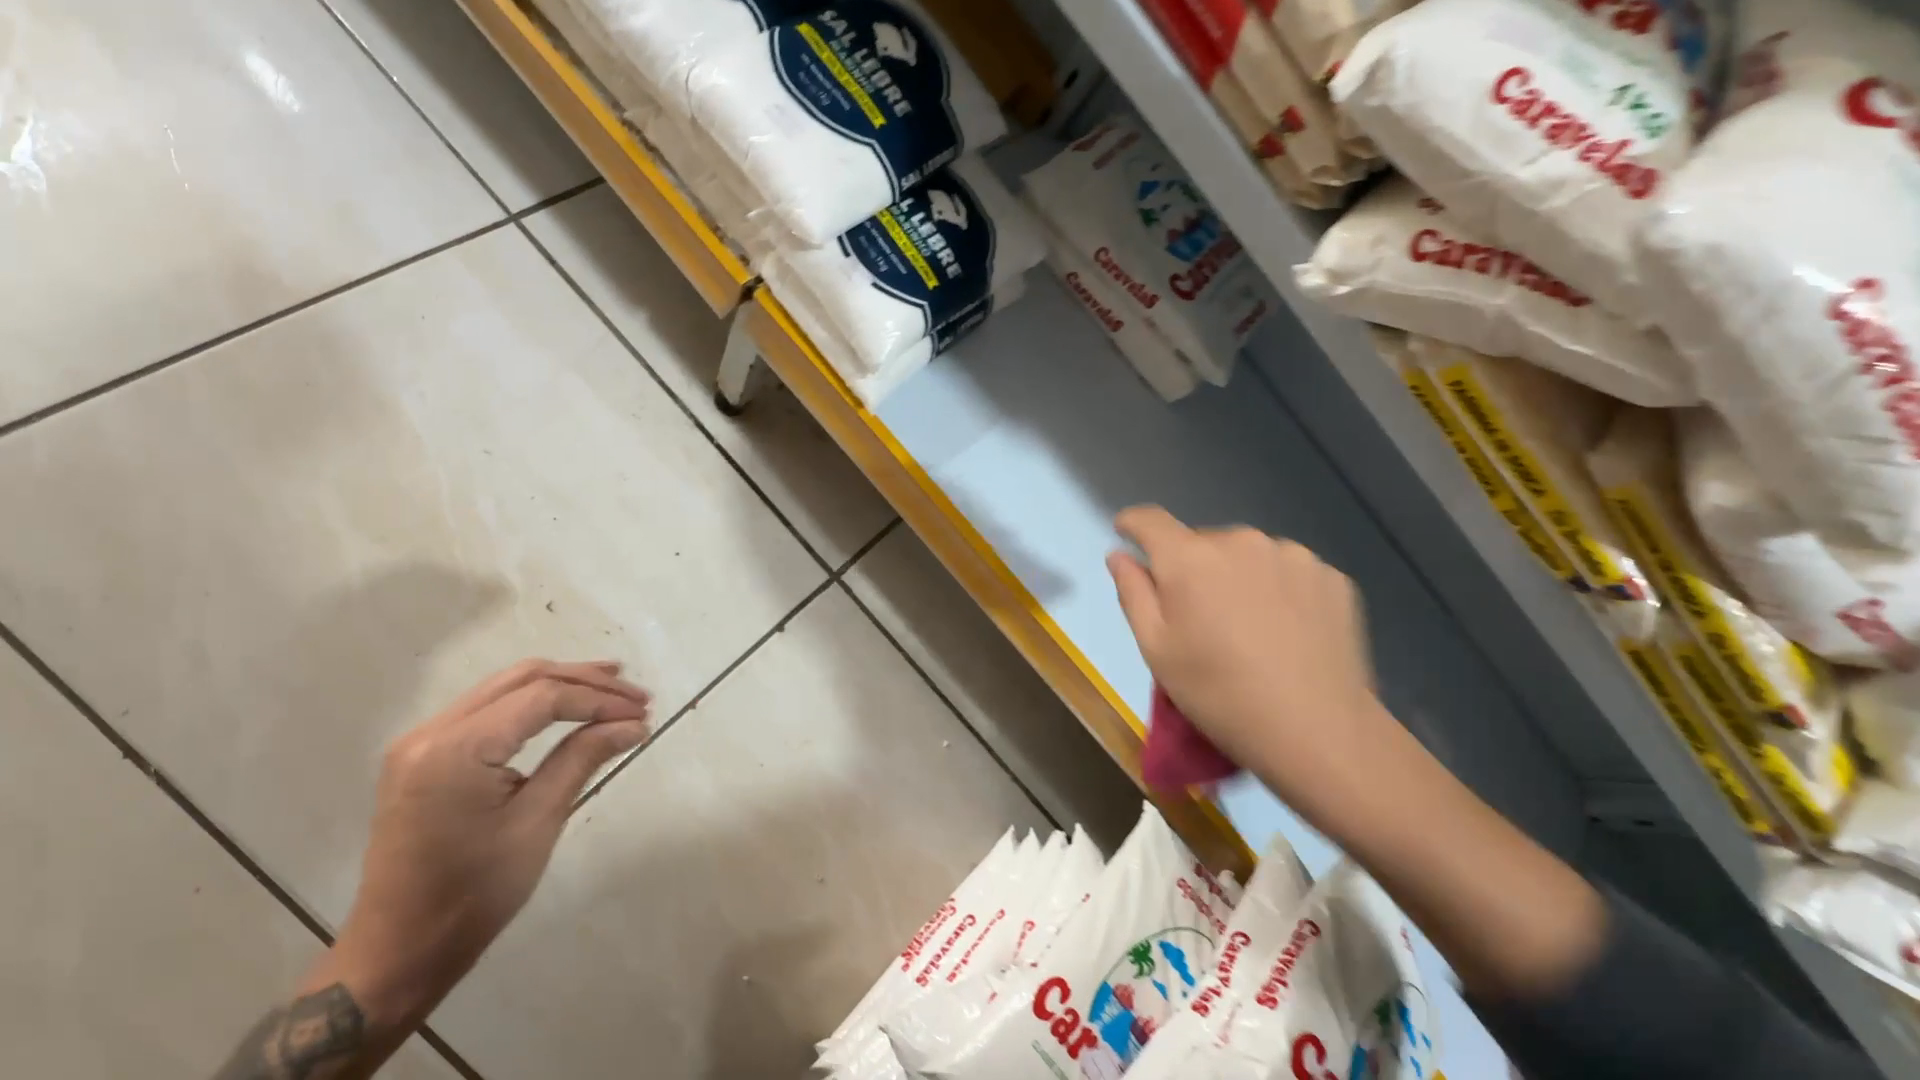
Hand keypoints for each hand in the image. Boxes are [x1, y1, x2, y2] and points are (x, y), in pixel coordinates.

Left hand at [317, 660, 652, 1023]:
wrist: (400, 947)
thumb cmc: (475, 894)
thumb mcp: (538, 823)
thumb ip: (583, 759)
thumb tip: (634, 724)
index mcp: (456, 749)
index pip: (541, 697)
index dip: (598, 699)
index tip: (643, 713)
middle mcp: (431, 731)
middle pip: (521, 678)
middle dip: (584, 681)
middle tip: (636, 695)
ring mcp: (420, 741)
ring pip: (503, 687)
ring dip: (560, 685)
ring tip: (612, 690)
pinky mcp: (422, 756)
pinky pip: (485, 709)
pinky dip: (531, 703)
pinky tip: (564, 709)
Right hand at [1106, 506, 1397, 816]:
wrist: (1317, 730)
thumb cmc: (1219, 695)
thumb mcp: (1156, 651)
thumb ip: (1133, 593)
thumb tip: (1120, 554)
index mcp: (1190, 558)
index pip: (1150, 520)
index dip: (1133, 524)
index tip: (1126, 534)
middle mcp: (1242, 541)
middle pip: (1203, 542)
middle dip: (1192, 568)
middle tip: (1198, 616)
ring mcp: (1294, 556)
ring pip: (1249, 556)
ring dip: (1239, 577)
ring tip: (1248, 627)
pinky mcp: (1333, 577)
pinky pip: (1289, 572)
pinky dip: (1279, 591)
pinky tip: (1287, 632)